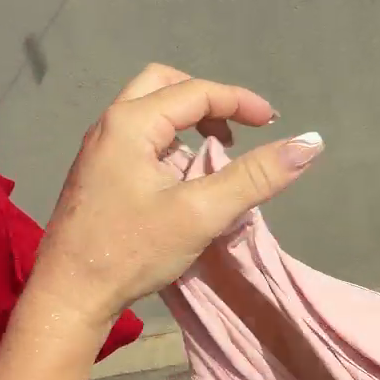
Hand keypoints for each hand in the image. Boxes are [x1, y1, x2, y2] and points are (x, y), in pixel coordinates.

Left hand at [23, 63, 322, 330]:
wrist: (69, 294)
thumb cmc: (132, 251)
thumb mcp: (202, 213)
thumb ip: (256, 177)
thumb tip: (310, 144)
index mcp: (131, 123)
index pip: (196, 92)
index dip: (241, 101)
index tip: (274, 123)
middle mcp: (110, 125)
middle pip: (165, 85)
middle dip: (208, 100)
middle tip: (238, 128)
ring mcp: (99, 149)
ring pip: (149, 110)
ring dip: (188, 121)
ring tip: (217, 152)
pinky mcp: (97, 174)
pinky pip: (139, 137)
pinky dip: (170, 141)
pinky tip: (184, 177)